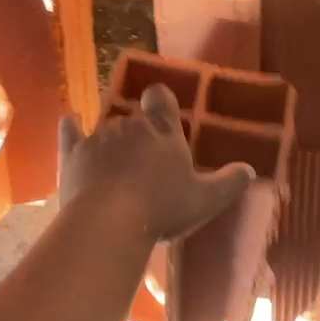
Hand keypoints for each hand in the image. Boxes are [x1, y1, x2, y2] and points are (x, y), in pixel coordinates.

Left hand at [58, 83, 252, 239]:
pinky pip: (70, 131)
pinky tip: (70, 122)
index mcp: (163, 131)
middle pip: (134, 118)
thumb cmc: (162, 208)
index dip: (160, 101)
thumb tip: (249, 170)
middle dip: (138, 133)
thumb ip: (229, 182)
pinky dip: (71, 127)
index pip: (161, 99)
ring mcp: (98, 137)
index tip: (161, 108)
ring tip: (115, 166)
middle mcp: (130, 125)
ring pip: (106, 128)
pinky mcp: (73, 153)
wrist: (109, 221)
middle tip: (144, 160)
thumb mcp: (205, 200)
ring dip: (111, 141)